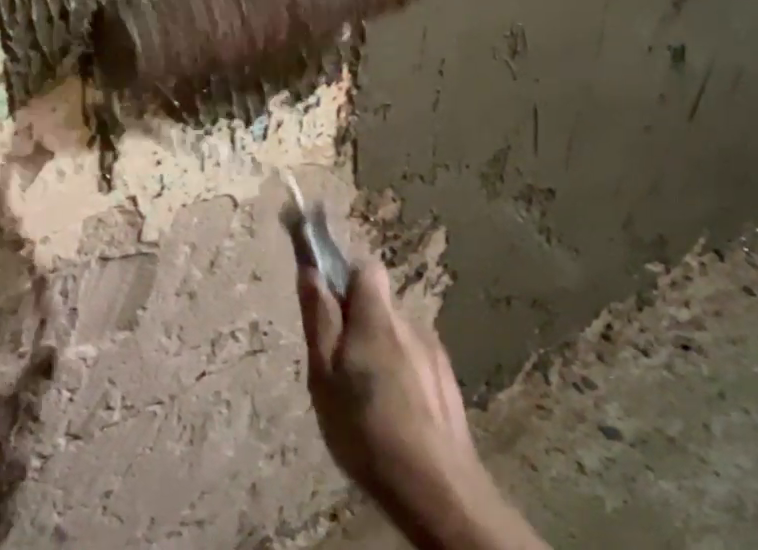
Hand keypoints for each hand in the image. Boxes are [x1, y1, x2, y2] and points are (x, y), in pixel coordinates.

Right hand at [296, 261, 477, 495]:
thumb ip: (319, 318)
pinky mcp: (446, 383)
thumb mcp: (323, 374)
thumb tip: (310, 269)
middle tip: (334, 367)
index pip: (364, 268)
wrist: (436, 489)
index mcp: (378, 318)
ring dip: (375, 351)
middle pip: (377, 305)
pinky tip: (389, 413)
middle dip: (354, 323)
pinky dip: (397, 374)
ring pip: (394, 336)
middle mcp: (411, 326)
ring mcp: (434, 355)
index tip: (323, 300)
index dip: (342, 276)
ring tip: (360, 398)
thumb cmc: (365, 428)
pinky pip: (412, 362)